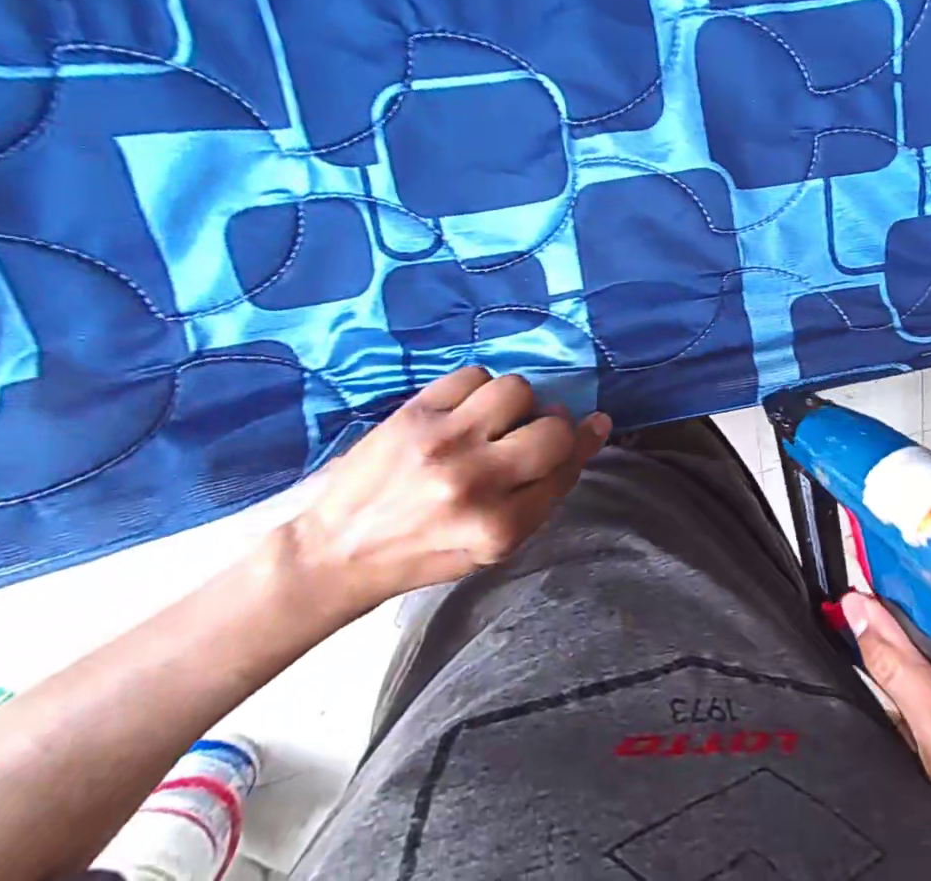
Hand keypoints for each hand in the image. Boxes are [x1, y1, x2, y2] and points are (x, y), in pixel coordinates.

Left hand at [283, 367, 609, 621]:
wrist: (335, 551)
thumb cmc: (420, 555)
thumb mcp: (489, 549)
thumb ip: (536, 499)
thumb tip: (579, 438)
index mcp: (500, 528)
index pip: (565, 470)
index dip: (585, 443)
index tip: (595, 424)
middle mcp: (477, 482)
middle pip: (551, 428)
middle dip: (555, 425)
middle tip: (535, 432)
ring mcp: (444, 442)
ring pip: (516, 390)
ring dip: (515, 403)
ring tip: (494, 420)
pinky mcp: (414, 413)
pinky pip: (473, 375)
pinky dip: (478, 388)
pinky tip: (464, 410)